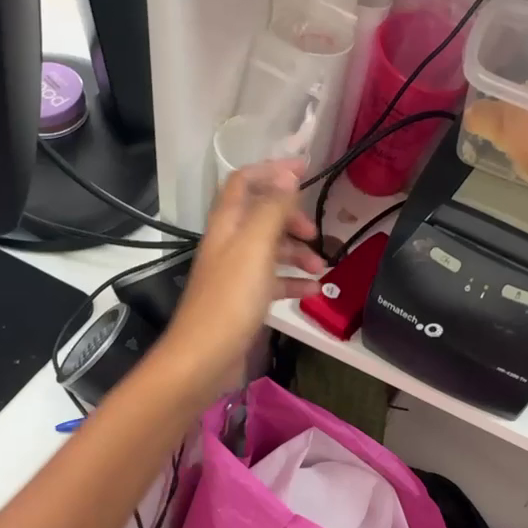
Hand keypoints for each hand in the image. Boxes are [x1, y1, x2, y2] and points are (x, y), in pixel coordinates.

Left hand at [158, 160, 324, 391]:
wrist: (204, 358)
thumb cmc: (230, 300)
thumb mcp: (255, 248)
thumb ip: (272, 209)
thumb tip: (288, 176)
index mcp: (226, 225)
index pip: (245, 182)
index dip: (273, 170)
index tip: (307, 169)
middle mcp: (229, 244)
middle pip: (262, 216)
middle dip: (292, 218)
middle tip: (315, 232)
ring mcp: (236, 274)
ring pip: (271, 250)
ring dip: (297, 252)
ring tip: (323, 266)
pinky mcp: (244, 301)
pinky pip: (273, 282)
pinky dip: (294, 282)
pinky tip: (314, 290)